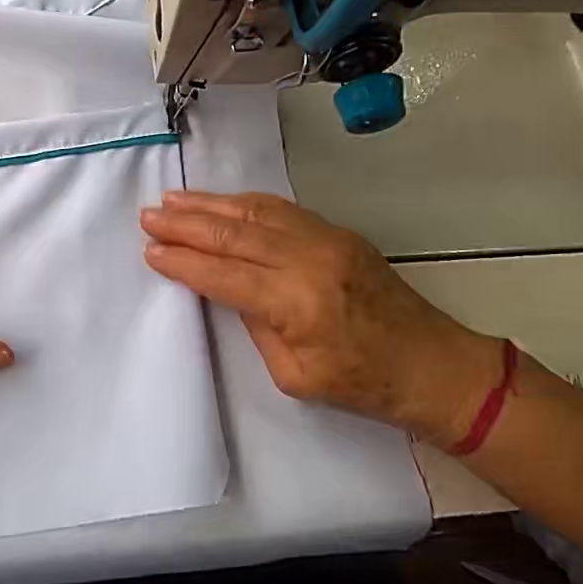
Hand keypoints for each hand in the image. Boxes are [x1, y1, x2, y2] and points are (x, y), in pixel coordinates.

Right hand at [139, 190, 500, 447]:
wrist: (434, 365)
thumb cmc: (359, 384)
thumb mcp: (292, 374)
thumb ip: (256, 325)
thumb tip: (231, 289)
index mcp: (295, 303)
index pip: (222, 274)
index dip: (182, 262)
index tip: (150, 251)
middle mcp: (309, 261)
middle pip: (232, 234)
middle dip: (185, 225)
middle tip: (148, 216)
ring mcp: (327, 241)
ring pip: (255, 213)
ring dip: (209, 205)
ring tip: (173, 200)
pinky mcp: (338, 234)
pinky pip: (281, 210)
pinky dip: (244, 203)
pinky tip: (220, 201)